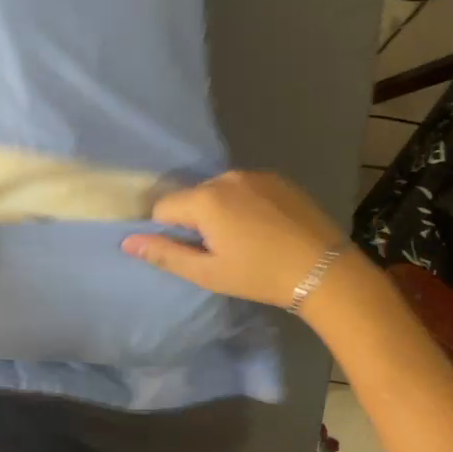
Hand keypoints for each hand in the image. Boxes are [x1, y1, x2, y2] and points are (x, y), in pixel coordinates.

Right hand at [121, 171, 352, 307]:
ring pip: (219, 191)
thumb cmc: (259, 276)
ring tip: (244, 240)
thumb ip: (164, 253)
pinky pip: (246, 188)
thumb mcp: (207, 272)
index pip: (164, 207)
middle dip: (196, 220)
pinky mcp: (280, 179)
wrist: (325, 271)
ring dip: (221, 211)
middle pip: (192, 196)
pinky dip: (245, 204)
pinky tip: (264, 229)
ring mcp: (257, 175)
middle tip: (220, 250)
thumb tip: (127, 241)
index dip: (169, 232)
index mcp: (206, 199)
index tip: (192, 252)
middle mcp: (227, 178)